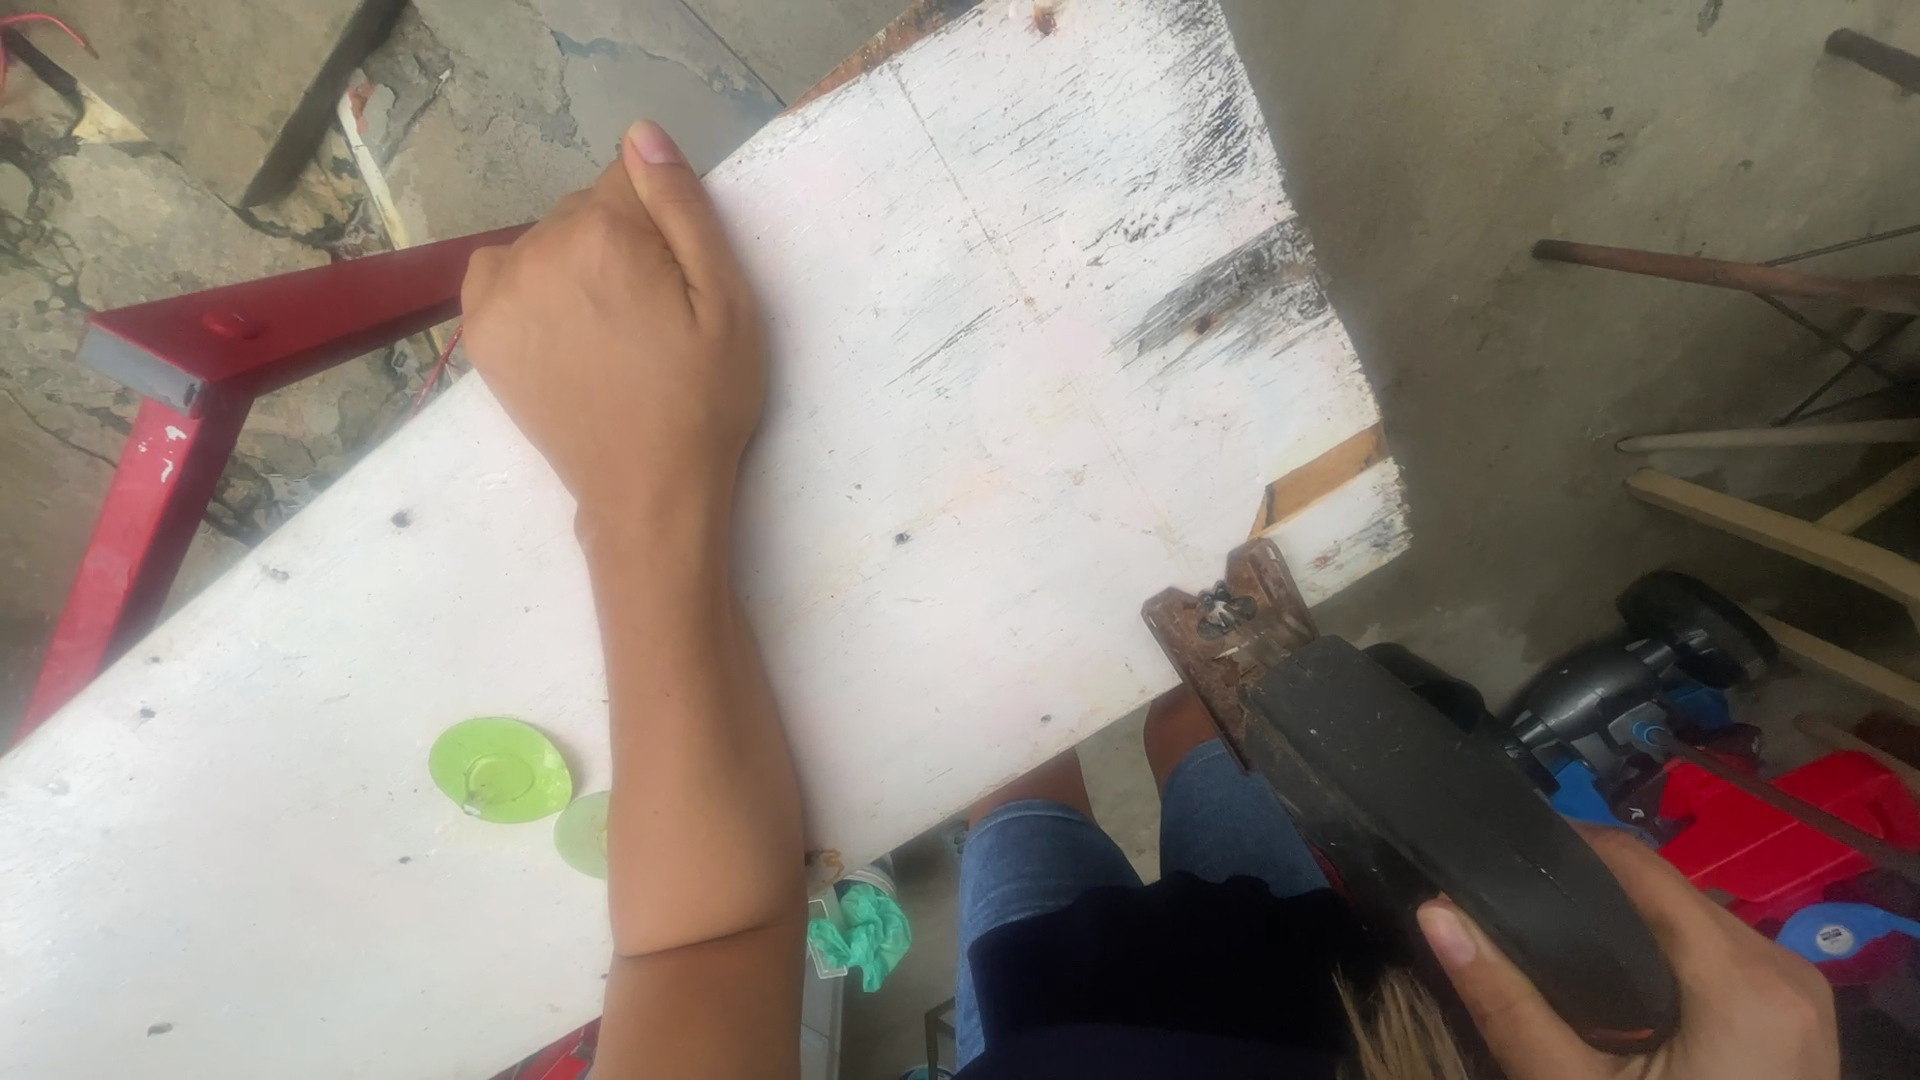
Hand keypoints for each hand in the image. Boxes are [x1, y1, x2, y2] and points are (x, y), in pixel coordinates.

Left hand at [460, 121, 764, 522]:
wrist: (648, 490)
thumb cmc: (704, 401)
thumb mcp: (730, 305)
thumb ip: (685, 210)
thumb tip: (643, 133)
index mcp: (604, 233)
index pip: (634, 180)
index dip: (668, 228)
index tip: (683, 285)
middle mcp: (537, 247)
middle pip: (587, 212)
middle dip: (623, 245)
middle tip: (656, 320)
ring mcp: (498, 292)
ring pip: (548, 243)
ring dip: (579, 267)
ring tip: (613, 335)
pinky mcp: (481, 334)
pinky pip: (506, 276)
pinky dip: (536, 290)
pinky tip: (569, 335)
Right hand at [1418, 825, 1838, 1079]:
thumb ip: (1505, 1001)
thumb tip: (1433, 910)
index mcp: (1742, 978)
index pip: (1634, 861)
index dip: (1555, 843)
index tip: (1488, 853)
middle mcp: (1779, 965)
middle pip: (1654, 882)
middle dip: (1573, 881)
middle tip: (1499, 902)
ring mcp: (1792, 989)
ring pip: (1676, 908)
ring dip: (1605, 910)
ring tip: (1537, 932)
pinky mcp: (1787, 1012)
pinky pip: (1700, 941)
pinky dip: (1642, 939)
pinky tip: (1598, 969)